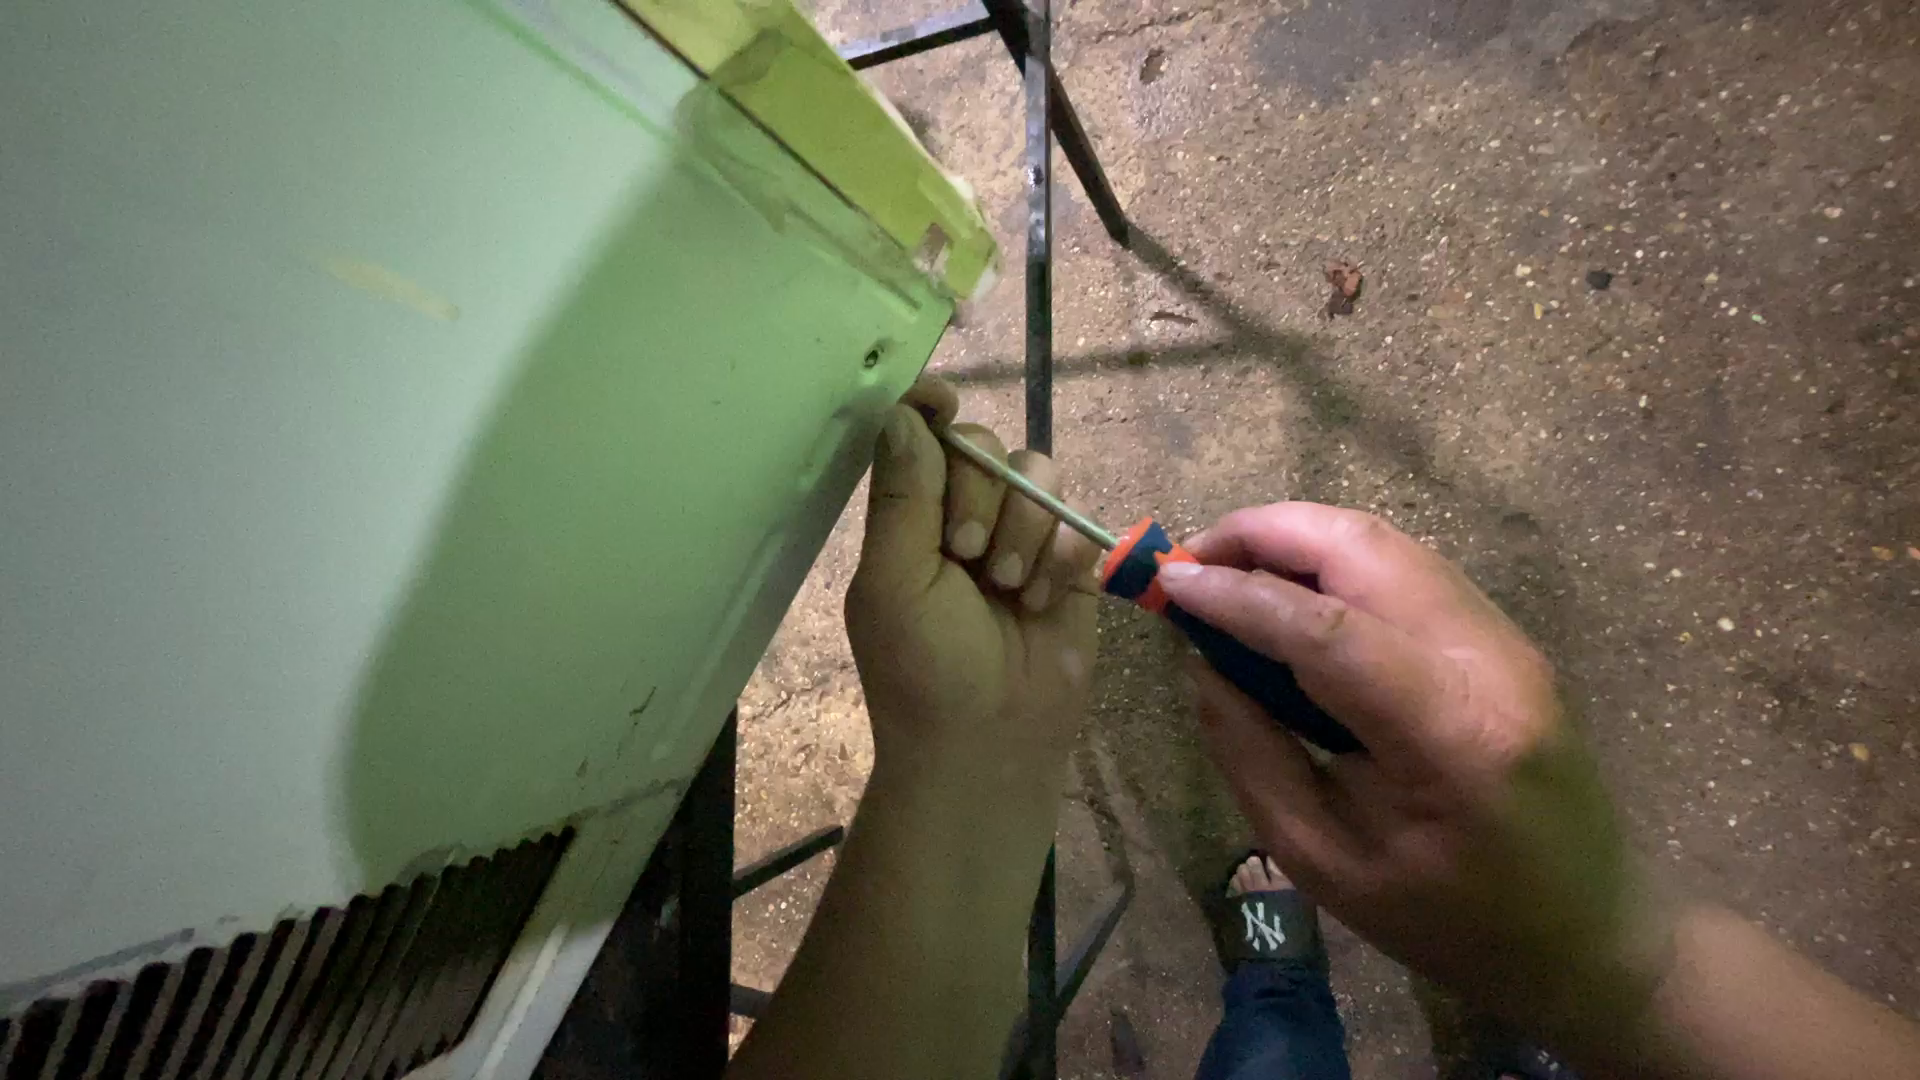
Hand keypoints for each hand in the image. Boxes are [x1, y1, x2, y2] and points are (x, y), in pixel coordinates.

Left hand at [845, 379, 1100, 797]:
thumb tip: (903, 412)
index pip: (920, 438)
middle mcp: (963, 517)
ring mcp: (1019, 538)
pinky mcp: (1068, 563)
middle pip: (984, 447)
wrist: (993, 743)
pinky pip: (1076, 519)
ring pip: (1037, 475)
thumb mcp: (895, 582)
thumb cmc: (926, 669)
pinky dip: (1062, 557)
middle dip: (981, 498)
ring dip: (1025, 531)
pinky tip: (1045, 602)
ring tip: (1012, 589)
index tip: (943, 400)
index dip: (930, 410)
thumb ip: (903, 496)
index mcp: (909, 519)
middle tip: (969, 557)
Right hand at [1155, 503, 1672, 1045]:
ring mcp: (1505, 638)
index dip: (1236, 594)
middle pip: (1361, 547)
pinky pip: (1397, 562)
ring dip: (1290, 535)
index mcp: (1450, 738)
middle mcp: (1489, 662)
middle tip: (1190, 561)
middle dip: (1260, 532)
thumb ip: (1249, 751)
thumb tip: (1201, 662)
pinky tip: (1284, 588)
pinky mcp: (1499, 632)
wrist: (1591, 933)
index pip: (1326, 629)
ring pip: (1380, 539)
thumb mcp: (1320, 860)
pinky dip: (1325, 555)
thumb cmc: (1447, 919)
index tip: (1168, 583)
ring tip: (1224, 569)